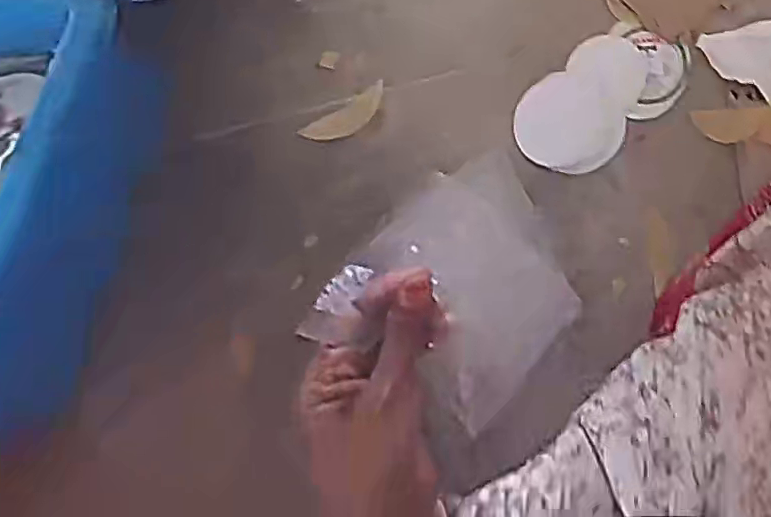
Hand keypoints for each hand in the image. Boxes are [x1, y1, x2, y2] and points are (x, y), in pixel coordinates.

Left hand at [300, 268, 448, 516]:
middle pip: (376, 322)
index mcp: (325, 375)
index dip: (386, 292)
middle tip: (439, 300)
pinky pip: (412, 354)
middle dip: (407, 304)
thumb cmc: (375, 460)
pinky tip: (445, 334)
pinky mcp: (400, 395)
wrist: (391, 516)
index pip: (352, 316)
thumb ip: (402, 335)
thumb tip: (417, 280)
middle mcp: (345, 375)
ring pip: (397, 335)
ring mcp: (373, 385)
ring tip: (445, 320)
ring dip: (421, 320)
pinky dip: (428, 340)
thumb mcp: (388, 394)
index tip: (423, 277)